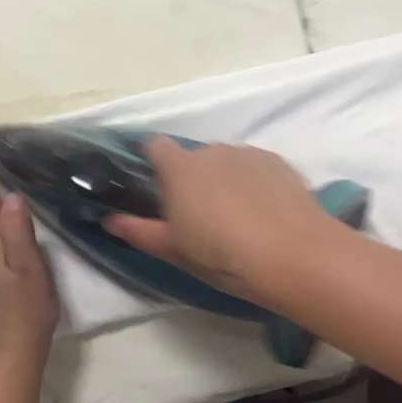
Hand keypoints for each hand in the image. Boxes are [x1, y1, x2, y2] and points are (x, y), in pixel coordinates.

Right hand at [102, 138, 349, 303]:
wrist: (293, 255)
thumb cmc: (222, 255)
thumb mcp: (173, 250)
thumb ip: (138, 231)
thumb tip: (108, 220)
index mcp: (180, 168)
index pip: (154, 146)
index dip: (153, 164)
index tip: (158, 190)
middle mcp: (213, 151)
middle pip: (194, 157)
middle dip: (193, 179)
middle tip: (200, 218)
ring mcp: (249, 154)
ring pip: (227, 162)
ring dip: (225, 180)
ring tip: (238, 219)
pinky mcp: (279, 163)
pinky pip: (256, 167)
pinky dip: (255, 183)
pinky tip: (264, 213)